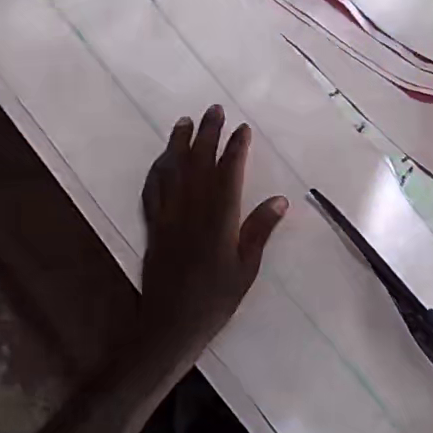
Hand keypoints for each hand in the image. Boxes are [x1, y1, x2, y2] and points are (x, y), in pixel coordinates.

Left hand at [135, 105, 288, 373]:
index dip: (236, 148)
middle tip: (214, 110)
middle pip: (198, 162)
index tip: (242, 129)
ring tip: (185, 122)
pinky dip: (157, 170)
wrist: (171, 322)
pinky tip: (161, 160)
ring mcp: (168, 215)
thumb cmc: (215, 299)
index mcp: (219, 218)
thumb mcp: (246, 269)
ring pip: (172, 170)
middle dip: (207, 134)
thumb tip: (280, 200)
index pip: (229, 173)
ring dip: (178, 143)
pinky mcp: (153, 225)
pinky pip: (152, 189)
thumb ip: (259, 231)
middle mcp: (192, 209)